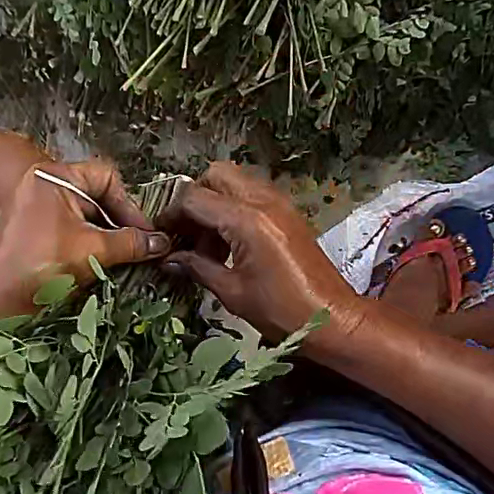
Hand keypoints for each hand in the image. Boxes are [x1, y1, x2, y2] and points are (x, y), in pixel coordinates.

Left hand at [0, 158, 171, 317]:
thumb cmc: (41, 265)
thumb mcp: (94, 250)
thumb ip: (131, 242)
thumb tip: (161, 242)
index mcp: (53, 176)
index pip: (107, 177)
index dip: (130, 204)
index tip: (144, 232)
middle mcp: (43, 185)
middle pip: (98, 195)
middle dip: (121, 222)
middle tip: (141, 246)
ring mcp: (36, 207)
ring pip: (87, 214)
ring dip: (109, 235)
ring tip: (126, 257)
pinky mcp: (33, 230)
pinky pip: (72, 228)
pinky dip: (91, 243)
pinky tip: (104, 262)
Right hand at [158, 162, 365, 346]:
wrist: (331, 318)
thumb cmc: (282, 311)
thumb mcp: (232, 292)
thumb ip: (198, 267)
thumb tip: (170, 258)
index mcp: (248, 220)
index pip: (195, 197)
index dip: (171, 214)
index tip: (161, 234)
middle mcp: (264, 201)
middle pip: (216, 175)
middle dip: (194, 198)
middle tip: (186, 232)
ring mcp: (280, 203)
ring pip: (235, 181)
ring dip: (215, 203)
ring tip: (207, 245)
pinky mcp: (289, 213)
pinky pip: (253, 195)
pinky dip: (234, 208)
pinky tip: (229, 244)